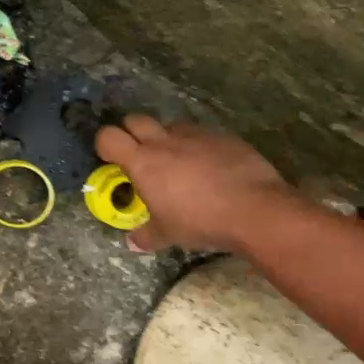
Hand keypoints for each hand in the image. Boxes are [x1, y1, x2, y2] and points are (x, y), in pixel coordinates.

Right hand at [95, 116, 298, 252]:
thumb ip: (146, 236)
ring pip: (171, 125)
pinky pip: (202, 134)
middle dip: (133, 131)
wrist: (257, 210)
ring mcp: (195, 135)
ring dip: (168, 137)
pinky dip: (199, 145)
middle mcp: (164, 141)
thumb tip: (131, 244)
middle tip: (141, 153)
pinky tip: (211, 166)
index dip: (106, 144)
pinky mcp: (223, 136)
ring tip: (179, 159)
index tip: (112, 159)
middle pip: (135, 119)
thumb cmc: (201, 221)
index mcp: (142, 162)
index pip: (108, 136)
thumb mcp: (168, 234)